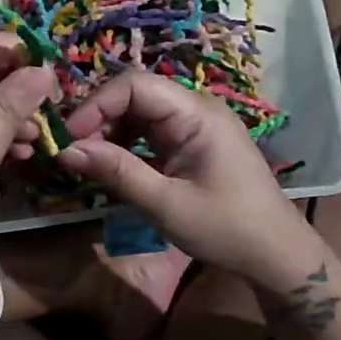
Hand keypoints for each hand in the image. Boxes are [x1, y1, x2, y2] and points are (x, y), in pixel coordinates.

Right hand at [54, 71, 324, 291]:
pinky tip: (112, 167)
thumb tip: (66, 151)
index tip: (69, 138)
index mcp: (196, 114)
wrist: (274, 254)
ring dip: (109, 133)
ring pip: (138, 113)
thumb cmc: (225, 228)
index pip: (134, 85)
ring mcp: (194, 125)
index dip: (96, 105)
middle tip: (73, 154)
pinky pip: (149, 131)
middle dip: (99, 119)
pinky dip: (126, 145)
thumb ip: (117, 172)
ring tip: (89, 163)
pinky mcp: (191, 142)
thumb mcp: (165, 204)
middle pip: (134, 95)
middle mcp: (195, 108)